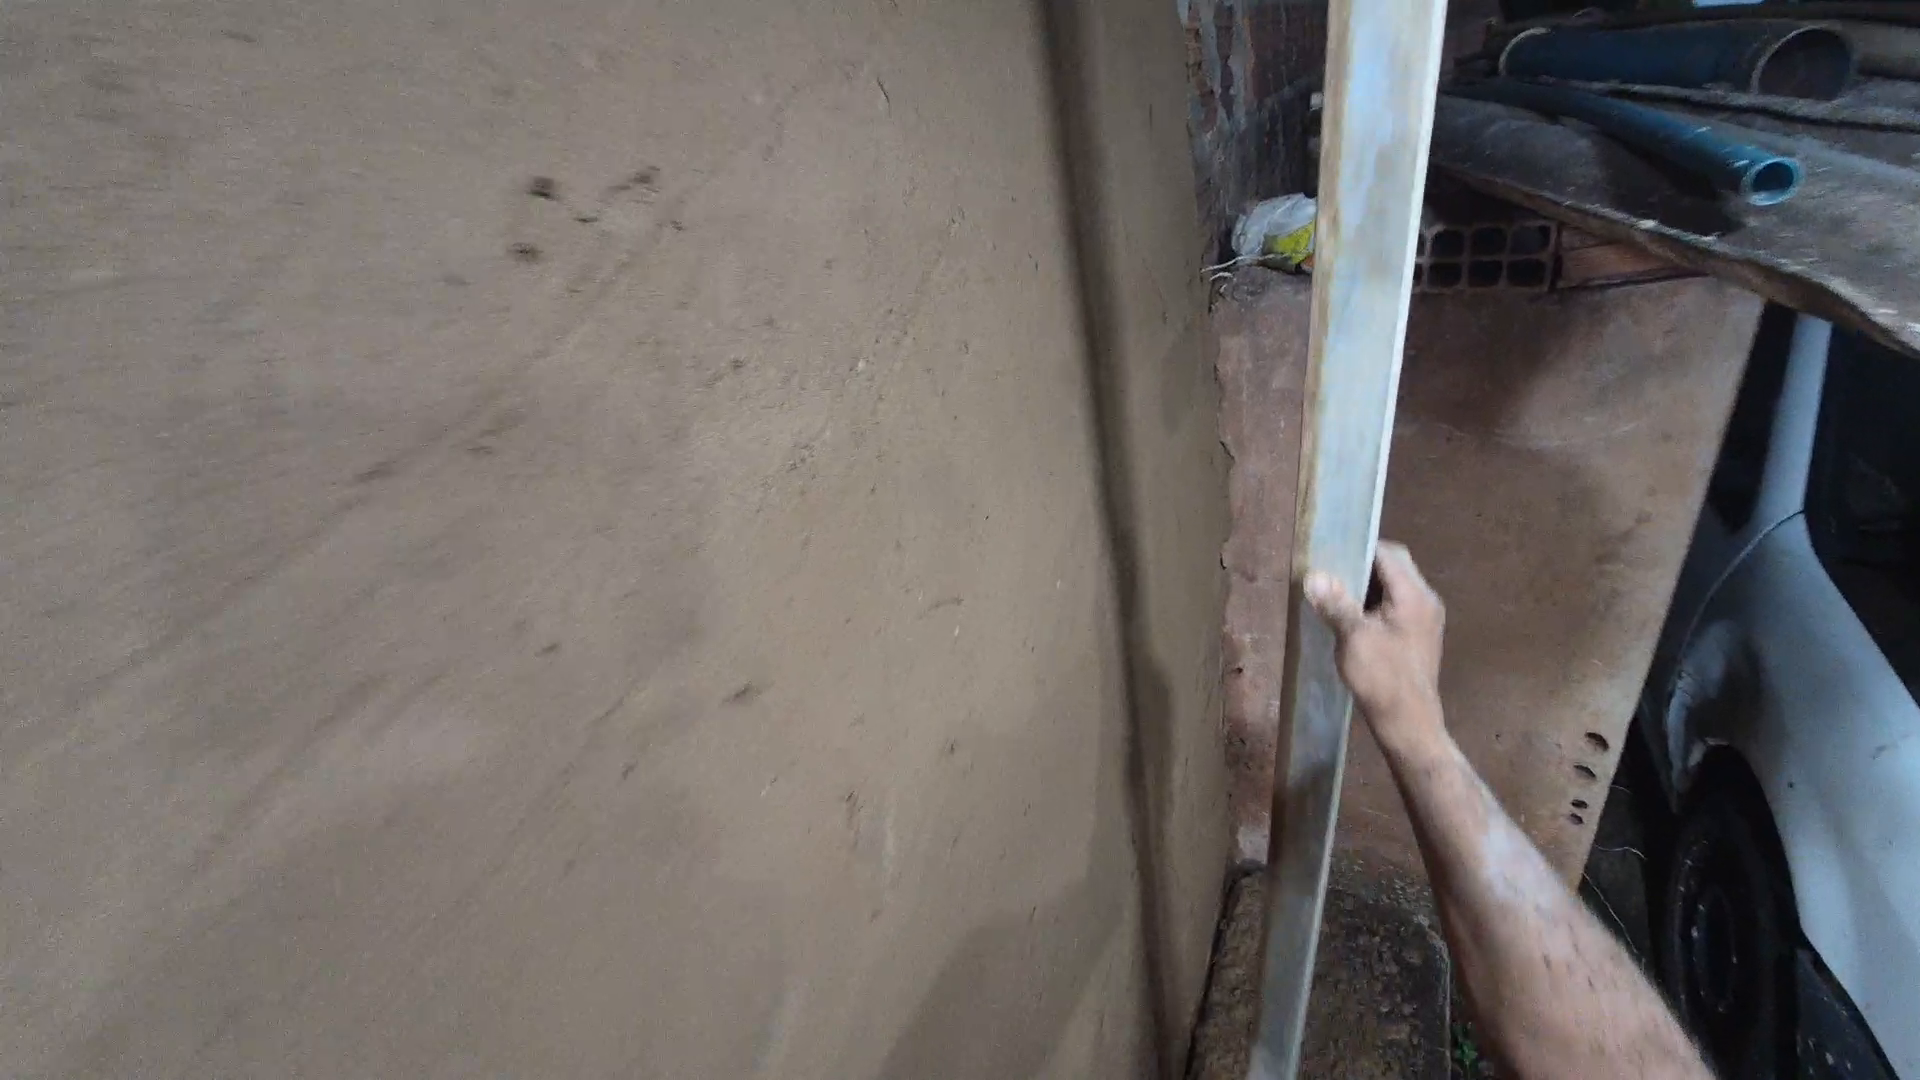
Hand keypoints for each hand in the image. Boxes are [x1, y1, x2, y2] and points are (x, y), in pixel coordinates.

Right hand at [1303, 541, 1445, 752]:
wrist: (1408, 721)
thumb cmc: (1382, 677)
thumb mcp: (1354, 637)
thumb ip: (1336, 603)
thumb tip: (1313, 575)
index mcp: (1415, 595)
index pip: (1388, 553)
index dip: (1358, 548)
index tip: (1329, 554)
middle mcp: (1425, 600)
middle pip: (1393, 566)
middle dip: (1360, 566)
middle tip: (1328, 573)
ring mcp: (1423, 617)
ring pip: (1392, 585)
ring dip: (1364, 585)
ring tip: (1333, 593)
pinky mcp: (1416, 633)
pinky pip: (1393, 603)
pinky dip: (1371, 602)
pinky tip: (1349, 616)